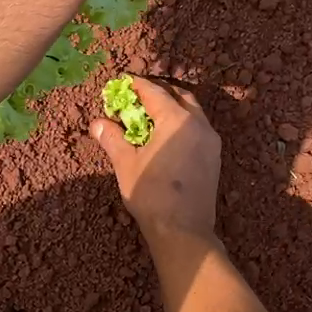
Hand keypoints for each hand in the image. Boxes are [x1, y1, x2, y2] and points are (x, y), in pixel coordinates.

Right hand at [92, 77, 222, 245]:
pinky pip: (197, 127)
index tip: (122, 82)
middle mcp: (199, 123)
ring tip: (150, 116)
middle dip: (157, 93)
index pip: (154, 92)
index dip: (136, 85)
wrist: (182, 229)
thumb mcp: (125, 164)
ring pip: (191, 111)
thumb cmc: (151, 194)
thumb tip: (97, 123)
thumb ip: (112, 138)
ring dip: (171, 107)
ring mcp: (210, 140)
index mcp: (176, 120)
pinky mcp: (214, 156)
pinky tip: (166, 136)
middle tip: (136, 97)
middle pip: (178, 96)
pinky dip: (181, 123)